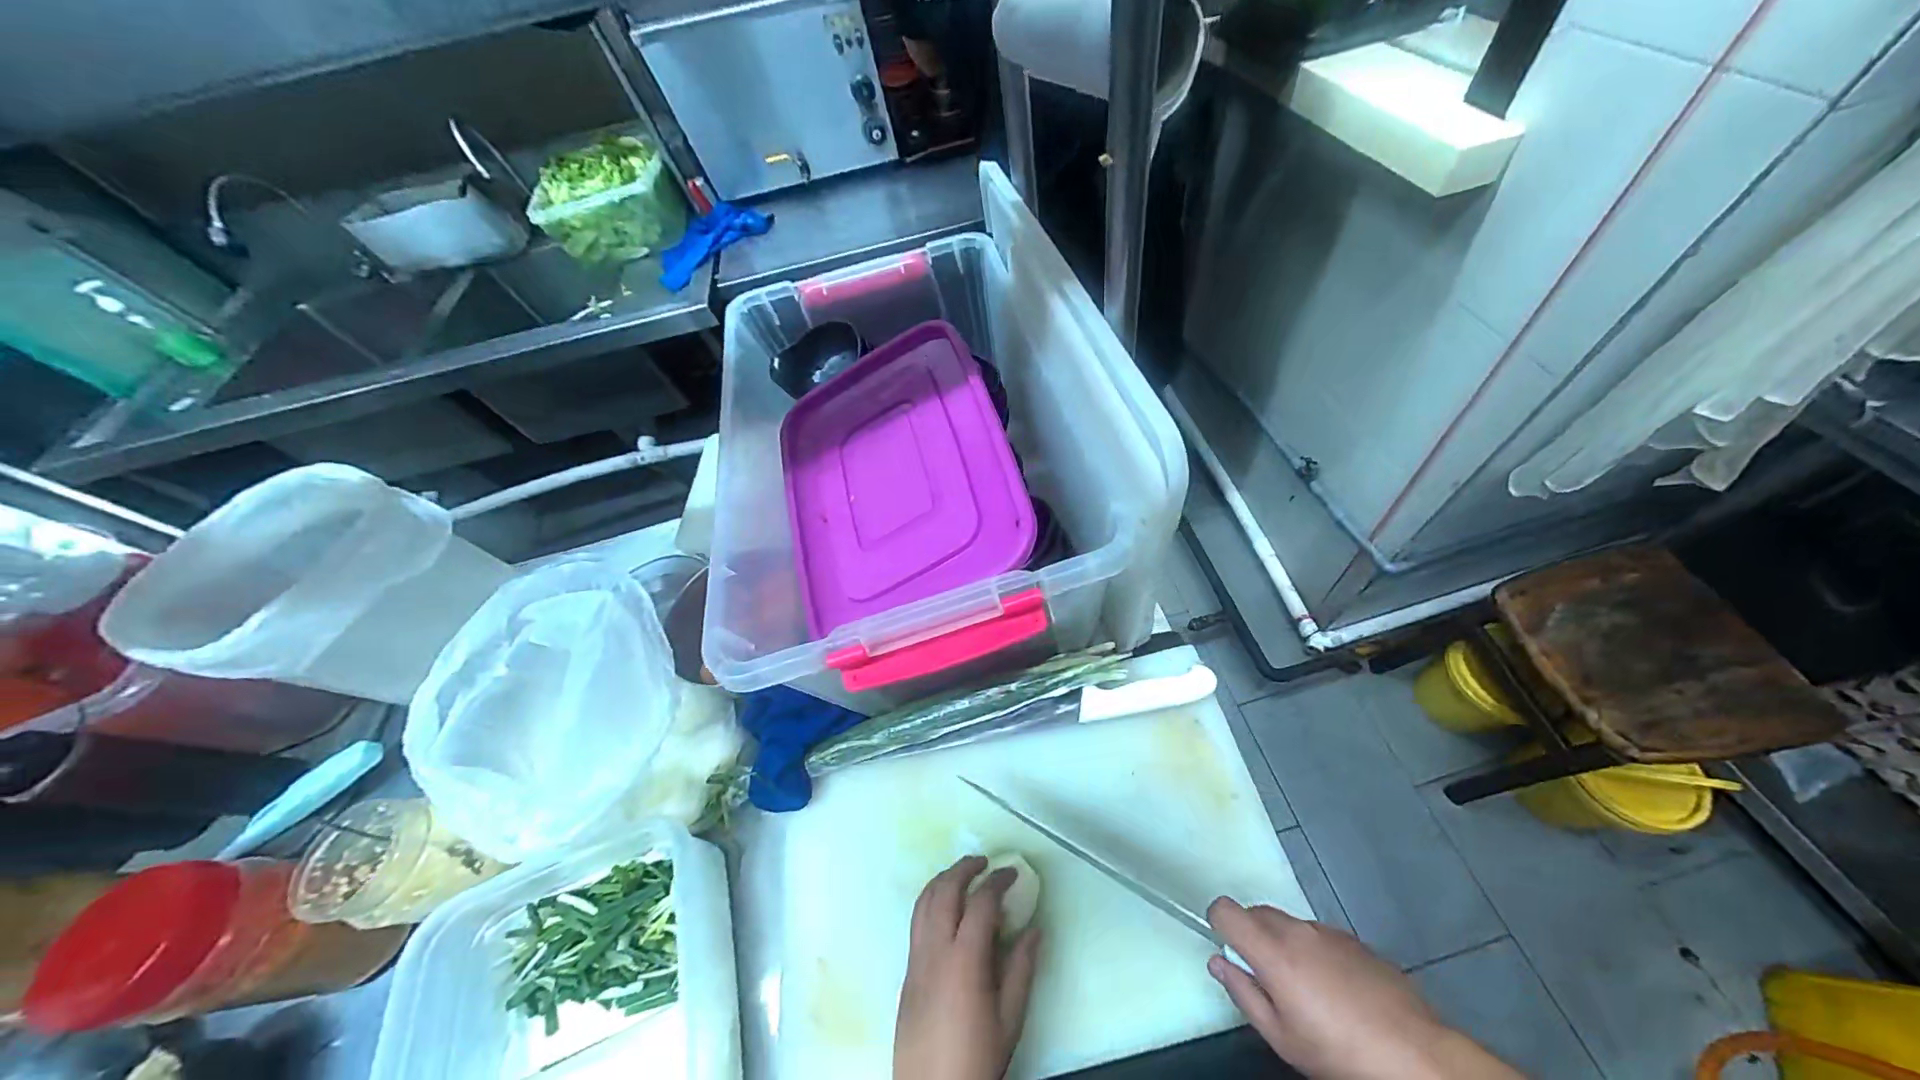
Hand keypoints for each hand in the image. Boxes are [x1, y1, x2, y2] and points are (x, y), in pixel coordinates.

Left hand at [894, 856, 1042, 1079]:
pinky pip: (916, 922)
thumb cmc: (977, 1057)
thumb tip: (1034, 928)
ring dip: (942, 880)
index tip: (1012, 872)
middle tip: (983, 861)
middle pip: (944, 892)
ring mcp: (915, 960)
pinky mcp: (906, 973)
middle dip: (963, 869)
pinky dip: (930, 901)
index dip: (998, 881)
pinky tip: (945, 909)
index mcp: (964, 960)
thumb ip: (1022, 968)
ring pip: (923, 903)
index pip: (981, 904)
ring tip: (962, 875)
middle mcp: (934, 951)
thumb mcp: (1010, 1018)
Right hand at [1206, 898, 1521, 1079]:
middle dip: (1252, 936)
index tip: (1230, 952)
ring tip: (1307, 990)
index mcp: (1273, 951)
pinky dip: (1315, 952)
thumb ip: (1242, 993)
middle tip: (1267, 980)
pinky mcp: (1356, 941)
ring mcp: (1329, 932)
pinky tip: (1337, 991)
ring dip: (1285, 943)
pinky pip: (1320, 936)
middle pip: (1256, 912)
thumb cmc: (1340, 1051)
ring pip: (1289, 924)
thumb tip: (1219, 963)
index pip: (1225, 909)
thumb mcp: (1281, 1037)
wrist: (1416, 1056)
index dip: (1219, 924)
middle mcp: (1298, 930)